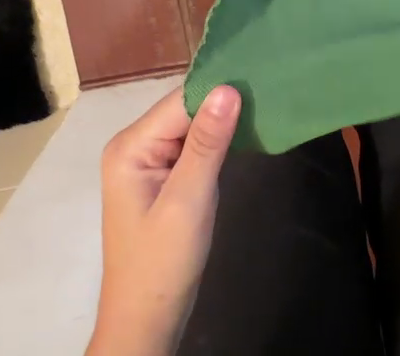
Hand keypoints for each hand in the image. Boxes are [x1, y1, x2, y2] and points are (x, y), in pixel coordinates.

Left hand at [87, 85, 240, 355]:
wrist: (147, 320)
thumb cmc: (163, 262)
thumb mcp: (188, 200)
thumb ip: (208, 143)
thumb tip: (228, 88)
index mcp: (130, 146)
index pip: (181, 101)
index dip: (219, 90)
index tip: (261, 79)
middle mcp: (133, 145)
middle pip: (184, 110)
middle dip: (221, 104)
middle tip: (268, 92)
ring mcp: (146, 161)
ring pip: (190, 126)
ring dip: (222, 122)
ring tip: (263, 106)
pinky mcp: (161, 176)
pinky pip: (192, 145)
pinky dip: (216, 142)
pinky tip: (243, 135)